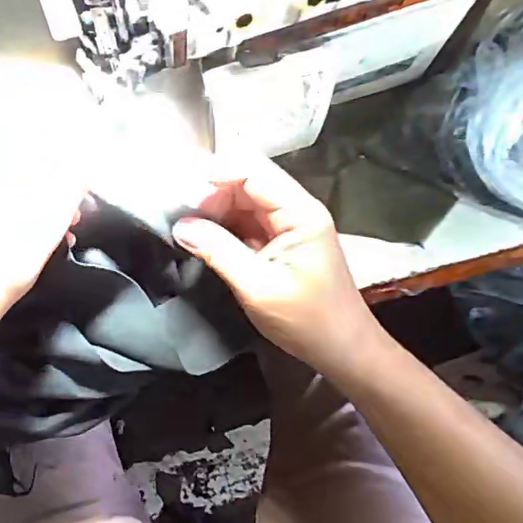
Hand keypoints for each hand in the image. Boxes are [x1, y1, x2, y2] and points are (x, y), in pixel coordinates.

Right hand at [171, 154, 393, 382]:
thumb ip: (217, 251)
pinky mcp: (277, 241)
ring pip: (241, 200)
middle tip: (179, 215)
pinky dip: (220, 225)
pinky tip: (200, 235)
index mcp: (299, 213)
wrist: (342, 350)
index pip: (253, 172)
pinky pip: (243, 220)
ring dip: (212, 209)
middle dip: (210, 192)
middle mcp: (294, 210)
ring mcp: (286, 225)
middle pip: (246, 181)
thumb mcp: (257, 287)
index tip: (181, 194)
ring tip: (183, 224)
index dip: (215, 175)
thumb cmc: (307, 320)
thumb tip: (180, 225)